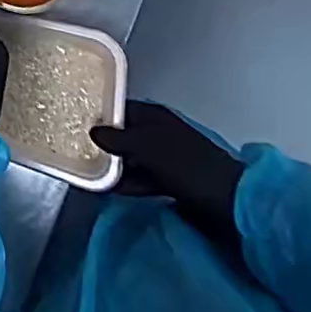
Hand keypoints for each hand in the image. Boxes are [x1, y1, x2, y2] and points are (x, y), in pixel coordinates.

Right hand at [91, 101, 244, 252]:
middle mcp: (159, 131)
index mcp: (154, 116)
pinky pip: (142, 175)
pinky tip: (112, 189)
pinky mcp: (172, 178)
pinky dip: (128, 181)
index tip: (76, 120)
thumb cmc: (189, 167)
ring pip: (131, 156)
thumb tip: (92, 132)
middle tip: (78, 148)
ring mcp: (166, 155)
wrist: (233, 203)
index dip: (99, 113)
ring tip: (91, 172)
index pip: (119, 107)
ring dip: (114, 165)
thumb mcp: (148, 148)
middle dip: (104, 142)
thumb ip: (117, 139)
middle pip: (123, 133)